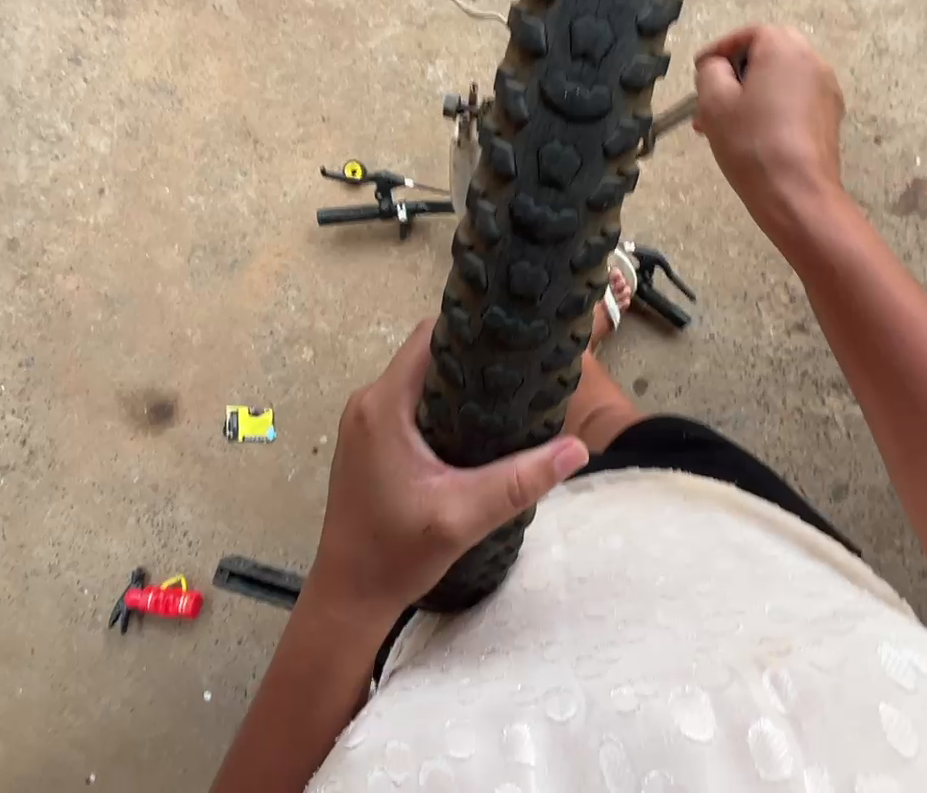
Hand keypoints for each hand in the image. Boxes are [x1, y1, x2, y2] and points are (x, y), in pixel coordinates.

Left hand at [307, 321, 589, 620]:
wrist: (349, 595)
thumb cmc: (394, 555)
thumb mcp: (462, 516)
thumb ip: (519, 481)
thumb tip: (577, 449)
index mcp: (383, 405)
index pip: (428, 337)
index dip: (471, 330)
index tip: (513, 338)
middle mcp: (369, 402)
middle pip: (426, 354)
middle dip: (472, 356)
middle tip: (520, 368)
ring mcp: (366, 420)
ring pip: (419, 379)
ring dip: (458, 382)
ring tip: (505, 394)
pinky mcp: (370, 439)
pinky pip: (410, 402)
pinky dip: (442, 403)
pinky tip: (476, 423)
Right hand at [693, 24, 847, 230]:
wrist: (796, 192)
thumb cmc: (750, 141)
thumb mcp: (713, 101)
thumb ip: (710, 71)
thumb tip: (717, 66)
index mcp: (784, 48)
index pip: (748, 34)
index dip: (719, 50)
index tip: (699, 71)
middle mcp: (812, 60)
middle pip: (766, 56)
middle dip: (735, 76)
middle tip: (708, 102)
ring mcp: (826, 90)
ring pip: (779, 81)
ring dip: (750, 96)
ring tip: (723, 126)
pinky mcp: (829, 118)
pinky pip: (793, 102)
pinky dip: (770, 110)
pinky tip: (751, 138)